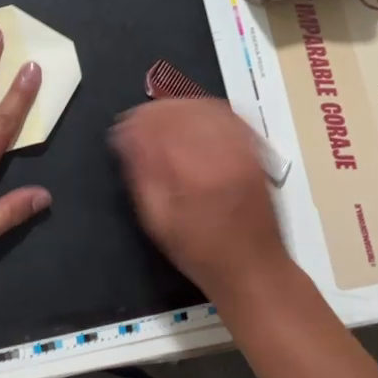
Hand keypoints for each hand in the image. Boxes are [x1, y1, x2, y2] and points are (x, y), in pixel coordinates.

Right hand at [112, 98, 289, 299]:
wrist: (256, 272)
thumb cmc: (204, 255)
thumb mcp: (159, 222)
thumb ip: (141, 176)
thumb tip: (126, 142)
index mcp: (194, 174)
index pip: (158, 128)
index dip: (134, 124)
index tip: (121, 129)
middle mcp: (222, 155)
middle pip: (181, 111)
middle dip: (152, 112)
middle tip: (135, 120)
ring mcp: (244, 151)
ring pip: (204, 106)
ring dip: (177, 105)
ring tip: (159, 115)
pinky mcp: (256, 151)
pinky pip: (229, 115)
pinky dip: (206, 107)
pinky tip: (192, 113)